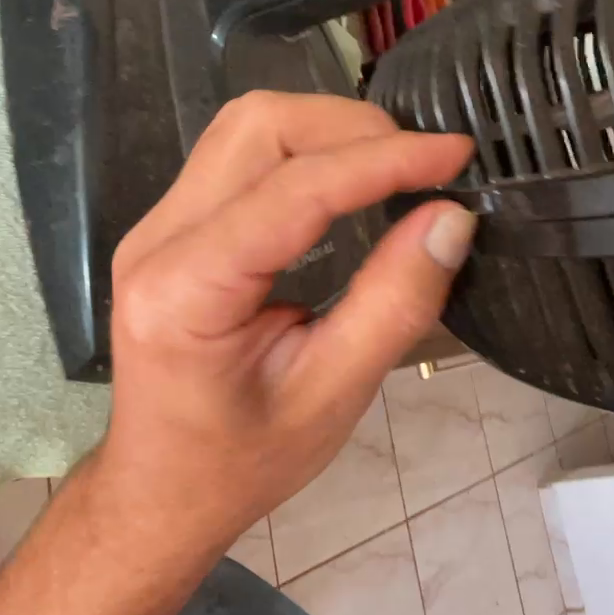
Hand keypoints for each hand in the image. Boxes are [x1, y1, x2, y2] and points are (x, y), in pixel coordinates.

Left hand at [93, 92, 475, 548]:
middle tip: (422, 164)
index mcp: (188, 289)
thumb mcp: (333, 396)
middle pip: (258, 128)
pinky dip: (306, 147)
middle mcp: (158, 237)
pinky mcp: (172, 222)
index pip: (294, 190)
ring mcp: (157, 223)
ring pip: (247, 126)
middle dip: (351, 129)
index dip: (383, 161)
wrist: (160, 488)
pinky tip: (347, 176)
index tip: (456, 153)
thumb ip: (394, 303)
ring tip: (393, 165)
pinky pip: (241, 152)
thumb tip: (451, 218)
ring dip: (328, 129)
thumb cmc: (243, 461)